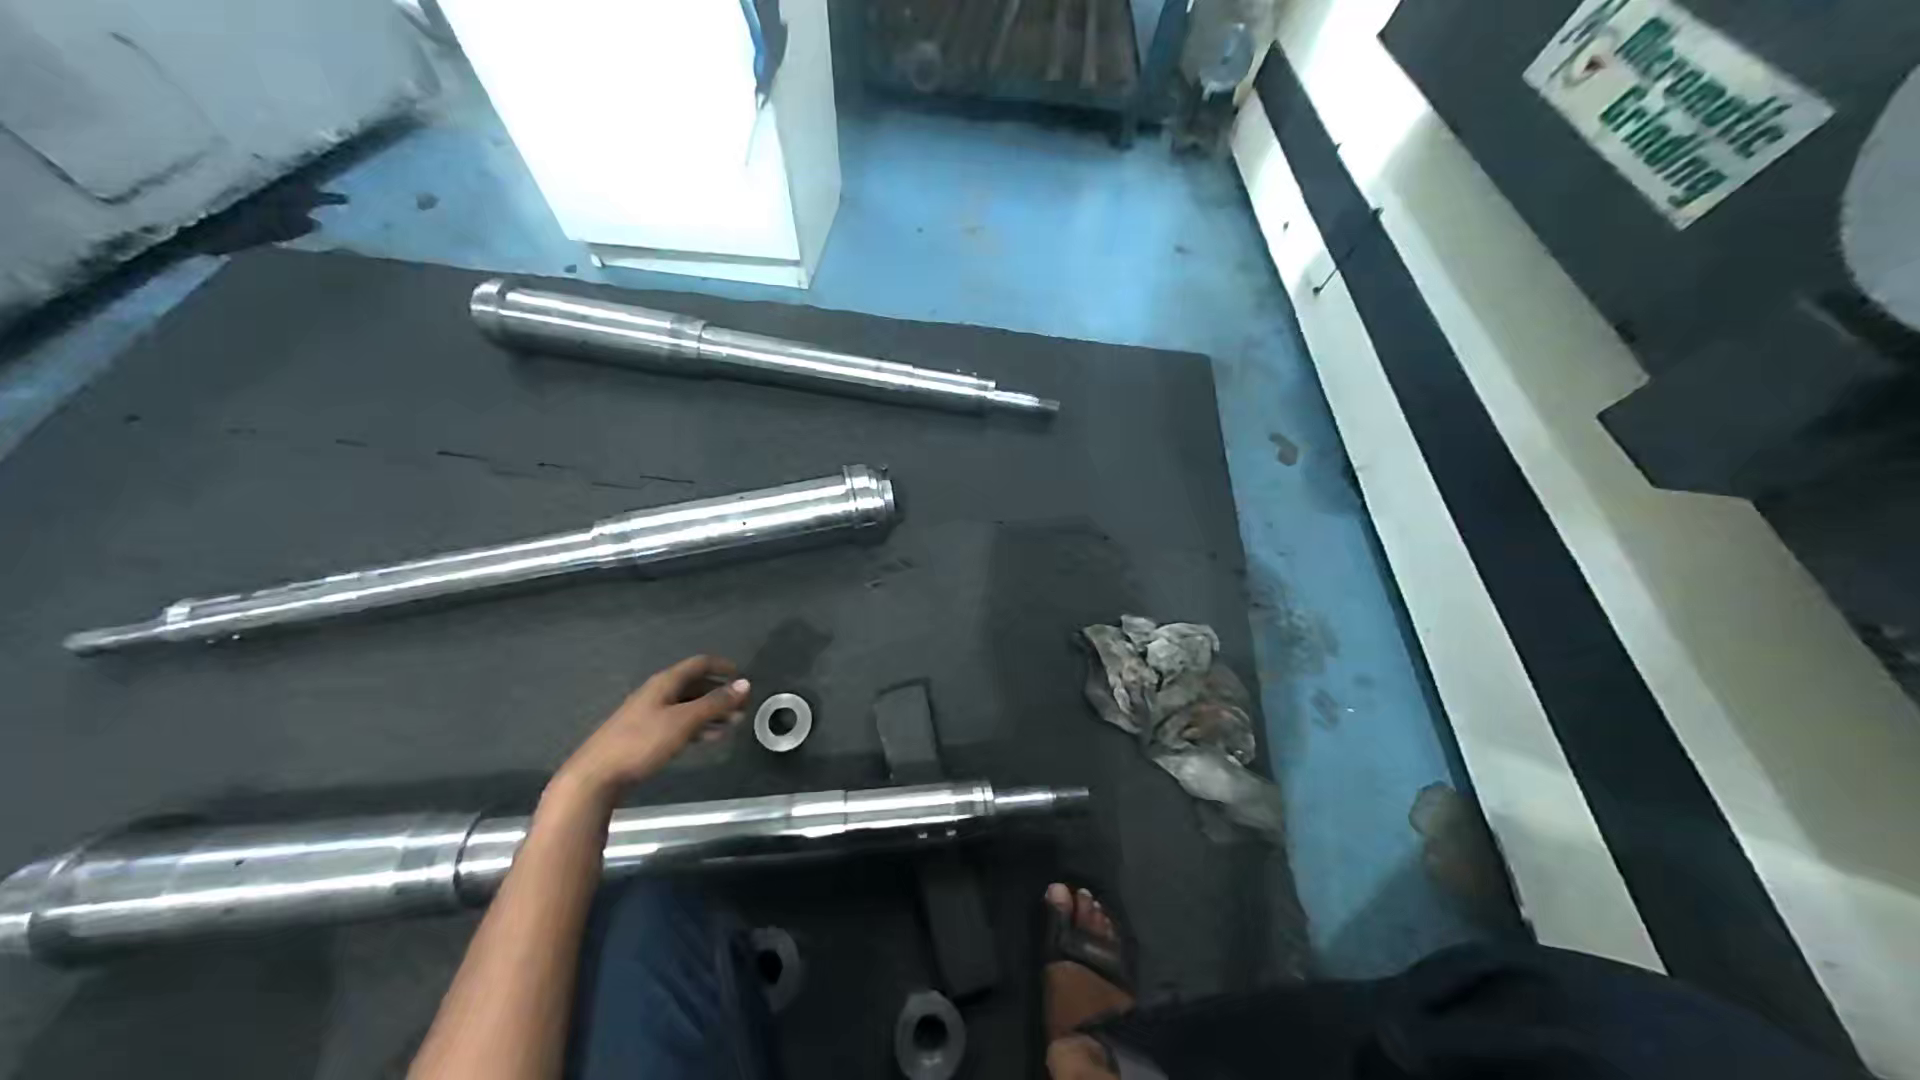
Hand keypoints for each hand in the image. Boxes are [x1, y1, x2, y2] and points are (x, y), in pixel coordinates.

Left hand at [553, 655, 749, 801]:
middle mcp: (657, 693)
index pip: (699, 664)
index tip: (744, 679)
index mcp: (665, 683)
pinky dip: (697, 726)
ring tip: (731, 725)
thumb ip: (715, 703)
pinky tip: (709, 738)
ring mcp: (650, 714)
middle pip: (695, 685)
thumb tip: (745, 684)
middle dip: (720, 693)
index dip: (723, 667)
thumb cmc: (642, 743)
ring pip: (688, 705)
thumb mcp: (684, 721)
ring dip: (711, 712)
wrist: (596, 776)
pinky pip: (679, 722)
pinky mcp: (645, 735)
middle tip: (742, 708)